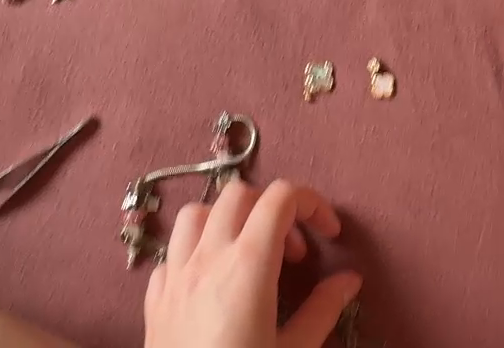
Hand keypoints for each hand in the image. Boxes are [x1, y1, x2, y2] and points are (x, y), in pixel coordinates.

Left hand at [144, 180, 361, 347]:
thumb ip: (323, 310)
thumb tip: (350, 279)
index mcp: (248, 262)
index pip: (281, 197)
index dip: (312, 204)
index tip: (329, 234)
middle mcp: (208, 256)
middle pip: (239, 194)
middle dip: (271, 208)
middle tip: (291, 251)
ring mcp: (175, 276)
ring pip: (197, 213)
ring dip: (225, 220)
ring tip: (246, 252)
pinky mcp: (153, 302)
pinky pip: (170, 254)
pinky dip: (193, 253)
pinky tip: (208, 282)